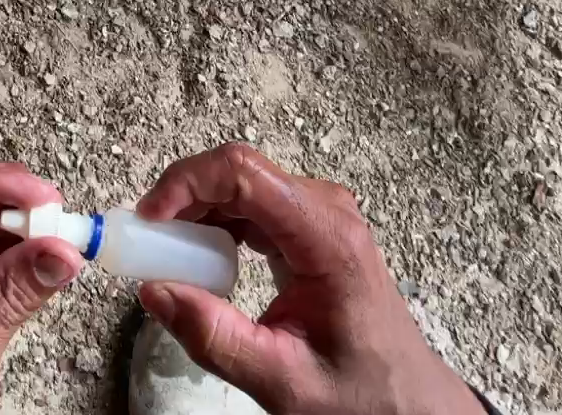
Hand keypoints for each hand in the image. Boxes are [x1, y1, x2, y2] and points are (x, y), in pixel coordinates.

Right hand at [136, 144, 485, 414]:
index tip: (149, 220)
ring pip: (236, 179)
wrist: (412, 405)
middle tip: (149, 239)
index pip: (242, 173)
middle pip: (235, 169)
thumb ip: (216, 338)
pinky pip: (247, 199)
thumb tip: (151, 290)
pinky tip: (199, 252)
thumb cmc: (359, 395)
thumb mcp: (284, 382)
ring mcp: (317, 210)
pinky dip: (213, 217)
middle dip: (182, 196)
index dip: (186, 183)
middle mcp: (324, 207)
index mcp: (326, 237)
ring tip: (168, 249)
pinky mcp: (306, 221)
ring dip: (194, 206)